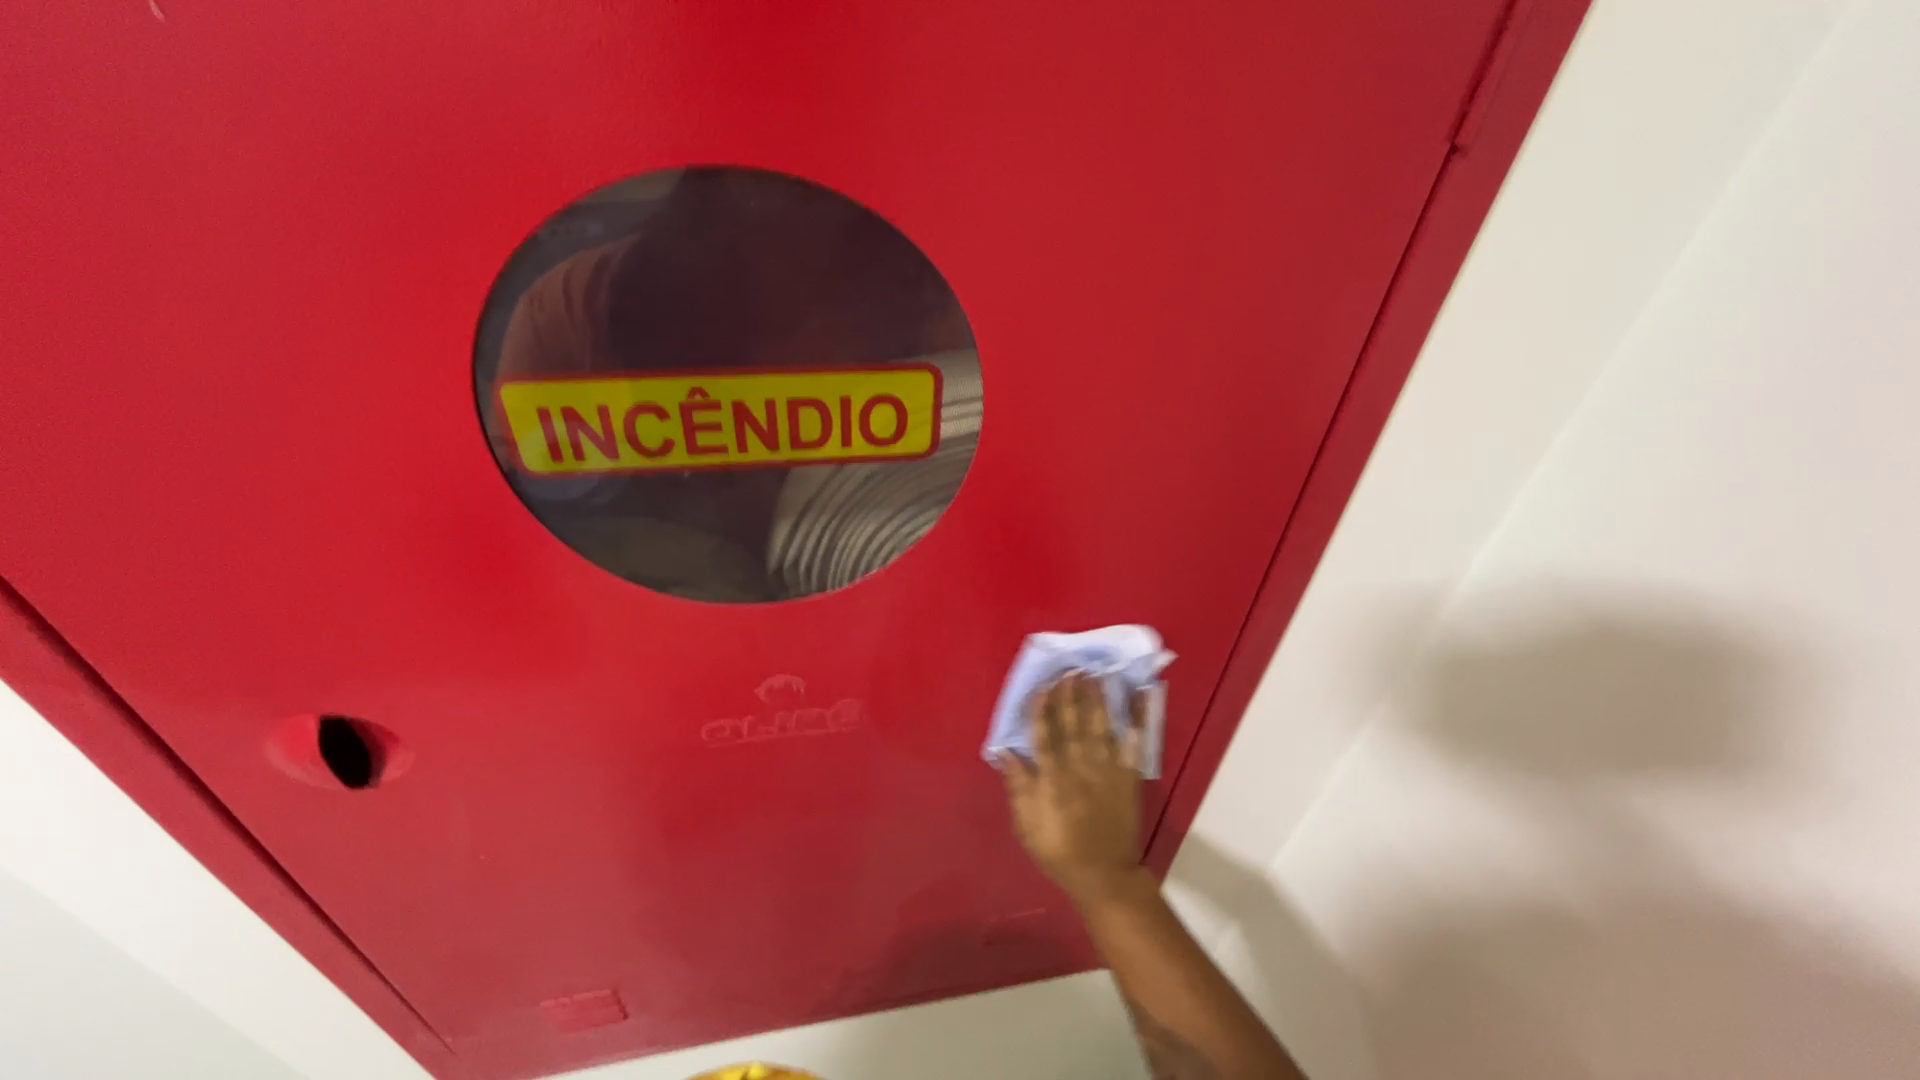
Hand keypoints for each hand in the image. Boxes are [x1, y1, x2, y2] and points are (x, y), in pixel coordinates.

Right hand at [998, 674, 1153, 908]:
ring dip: (1096, 698)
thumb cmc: (1058, 850)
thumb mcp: (1026, 825)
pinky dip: (1137, 717)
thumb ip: (1018, 786)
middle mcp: (1078, 765)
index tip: (1042, 685)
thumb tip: (1005, 752)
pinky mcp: (1128, 774)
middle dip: (1069, 694)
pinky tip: (1139, 696)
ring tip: (1094, 675)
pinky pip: (1134, 741)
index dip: (1041, 708)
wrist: (1104, 873)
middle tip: (1070, 669)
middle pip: (1071, 722)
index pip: (1043, 734)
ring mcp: (1106, 768)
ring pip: (1099, 724)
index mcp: (1051, 777)